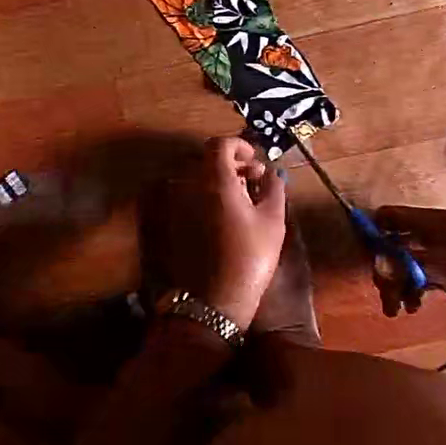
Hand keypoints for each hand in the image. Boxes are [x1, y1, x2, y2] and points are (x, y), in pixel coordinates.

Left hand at [167, 137, 286, 331]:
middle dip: (232, 163)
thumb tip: (271, 172)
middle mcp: (189, 187)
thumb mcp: (272, 220)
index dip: (239, 146)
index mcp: (214, 181)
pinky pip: (188, 197)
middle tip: (254, 179)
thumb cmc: (250, 258)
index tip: (255, 159)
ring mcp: (176, 206)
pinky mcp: (172, 223)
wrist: (214, 299)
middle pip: (207, 161)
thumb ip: (274, 188)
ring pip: (197, 179)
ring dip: (219, 180)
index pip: (219, 145)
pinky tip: (224, 215)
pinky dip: (205, 195)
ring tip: (242, 198)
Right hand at [372, 206, 445, 326]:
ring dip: (395, 284)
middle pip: (393, 243)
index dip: (374, 231)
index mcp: (436, 222)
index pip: (392, 216)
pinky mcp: (445, 277)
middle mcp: (433, 235)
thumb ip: (414, 263)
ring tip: (397, 308)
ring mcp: (439, 256)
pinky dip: (409, 292)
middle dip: (385, 267)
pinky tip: (411, 308)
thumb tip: (377, 262)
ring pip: (403, 265)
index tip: (363, 256)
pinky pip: (416, 281)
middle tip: (385, 291)